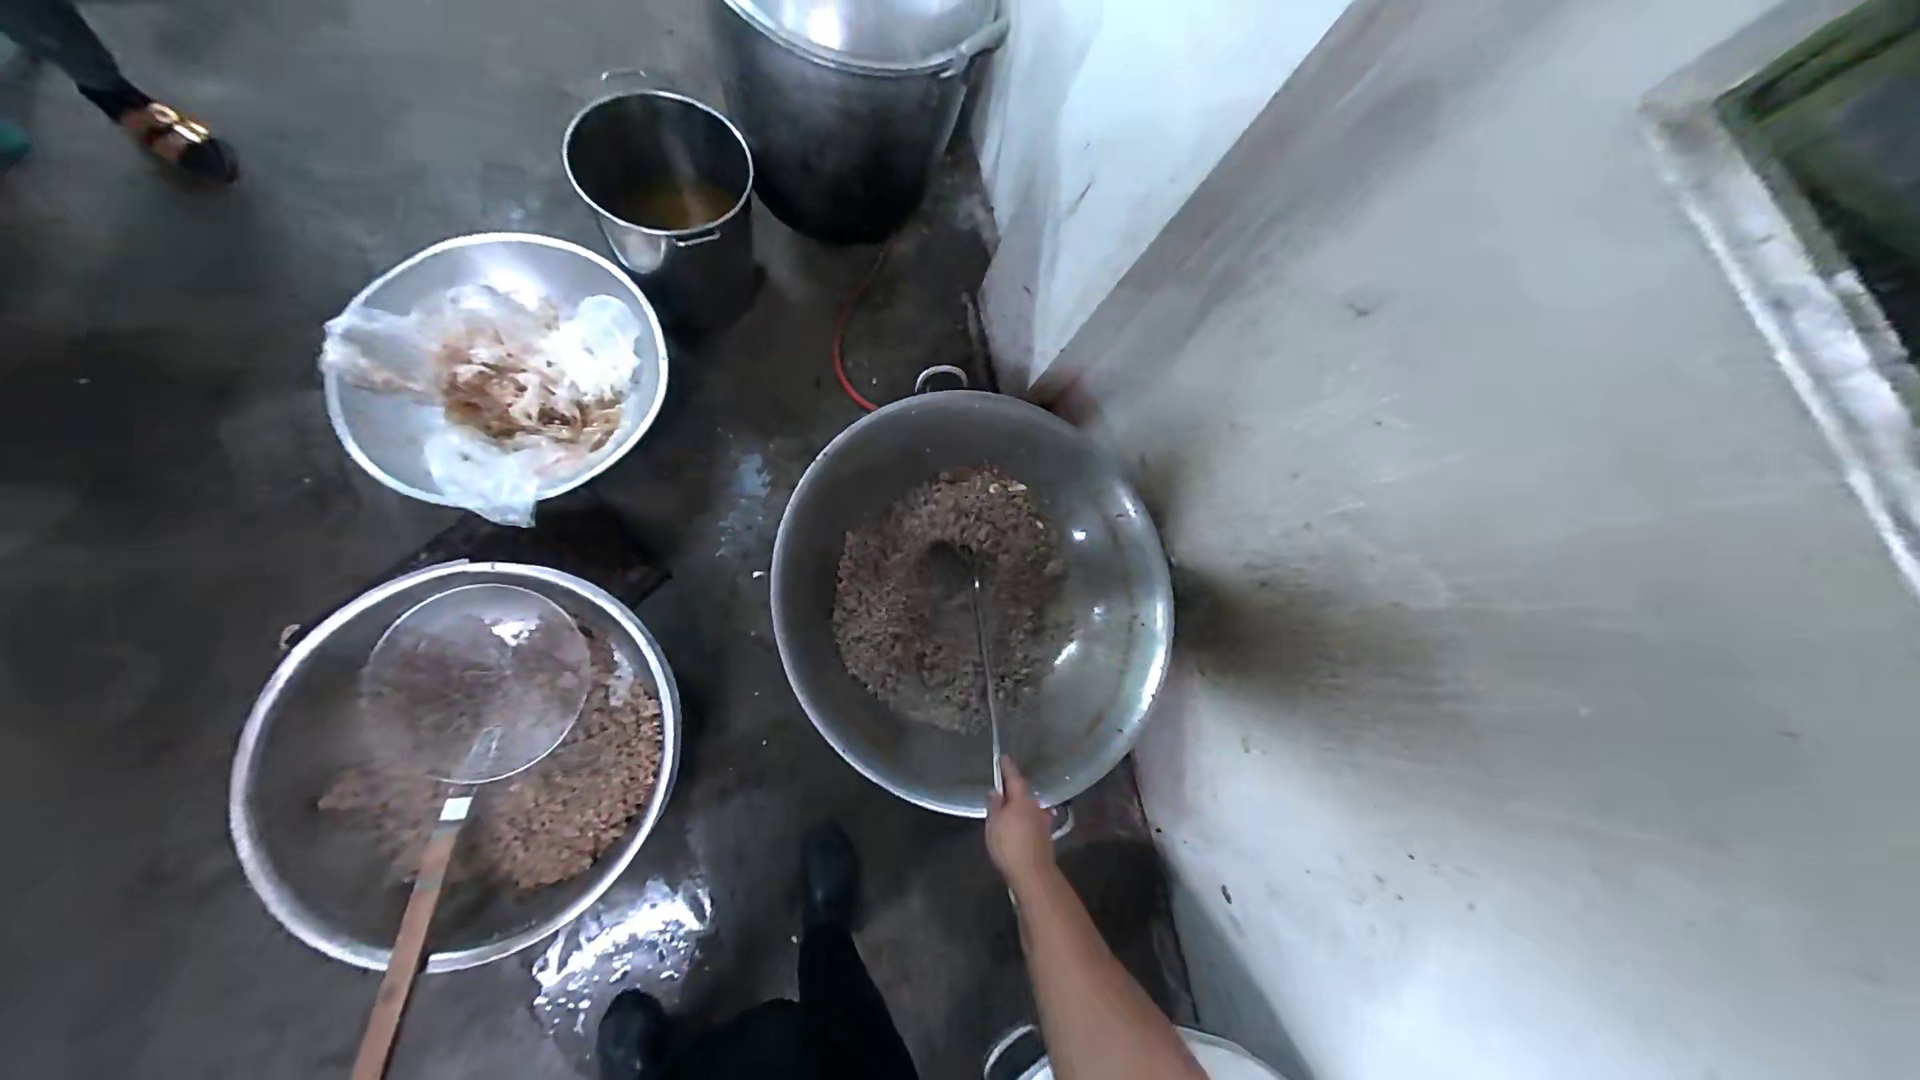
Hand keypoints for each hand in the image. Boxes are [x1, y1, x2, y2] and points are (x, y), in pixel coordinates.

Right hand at [986, 756, 1055, 888]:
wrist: (1033, 874)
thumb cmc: (1009, 846)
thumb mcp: (994, 825)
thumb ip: (995, 806)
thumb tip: (996, 791)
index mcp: (1022, 798)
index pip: (1014, 777)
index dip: (1007, 767)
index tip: (1003, 758)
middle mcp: (1036, 805)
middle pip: (1024, 791)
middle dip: (1014, 787)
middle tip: (1003, 784)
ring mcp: (1044, 819)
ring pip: (1030, 805)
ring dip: (1021, 803)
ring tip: (1010, 804)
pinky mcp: (1047, 833)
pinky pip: (1034, 817)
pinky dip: (1026, 816)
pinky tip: (1021, 822)